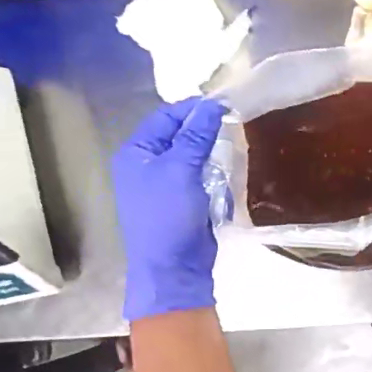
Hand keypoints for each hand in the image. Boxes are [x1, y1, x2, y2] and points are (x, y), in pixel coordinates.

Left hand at [112, 98, 226, 320]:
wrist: (173, 267)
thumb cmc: (168, 215)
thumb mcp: (181, 170)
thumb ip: (196, 136)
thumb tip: (213, 105)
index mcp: (136, 153)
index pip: (166, 118)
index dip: (194, 108)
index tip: (226, 103)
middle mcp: (147, 166)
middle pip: (179, 136)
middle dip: (205, 129)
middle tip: (235, 121)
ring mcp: (165, 186)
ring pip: (193, 157)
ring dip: (213, 151)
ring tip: (236, 143)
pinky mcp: (184, 203)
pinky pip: (201, 178)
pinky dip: (216, 173)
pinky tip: (231, 170)